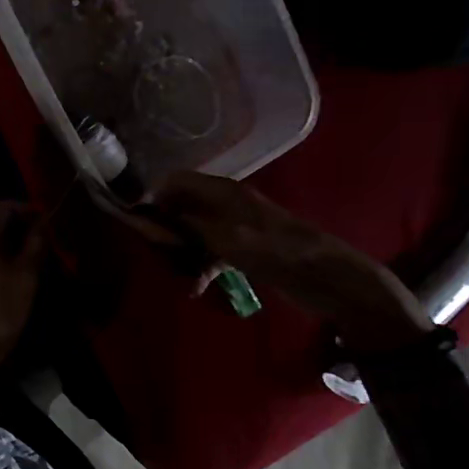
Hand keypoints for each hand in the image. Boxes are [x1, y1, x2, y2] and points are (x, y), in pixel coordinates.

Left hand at [0, 201, 43, 366]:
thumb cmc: (0, 312)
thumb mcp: (25, 276)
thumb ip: (34, 243)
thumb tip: (41, 223)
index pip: (2, 208)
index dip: (25, 209)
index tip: (43, 217)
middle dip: (13, 223)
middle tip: (37, 234)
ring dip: (0, 237)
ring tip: (23, 250)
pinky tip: (3, 262)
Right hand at [152, 172, 432, 352]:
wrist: (330, 278)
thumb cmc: (280, 252)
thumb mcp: (228, 239)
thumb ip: (188, 228)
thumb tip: (151, 218)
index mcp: (225, 192)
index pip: (178, 180)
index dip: (155, 195)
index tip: (137, 222)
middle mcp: (227, 204)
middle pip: (183, 205)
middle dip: (165, 227)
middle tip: (153, 252)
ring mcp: (236, 226)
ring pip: (194, 231)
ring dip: (181, 251)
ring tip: (173, 274)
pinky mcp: (245, 248)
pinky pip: (211, 252)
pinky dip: (202, 267)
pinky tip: (195, 289)